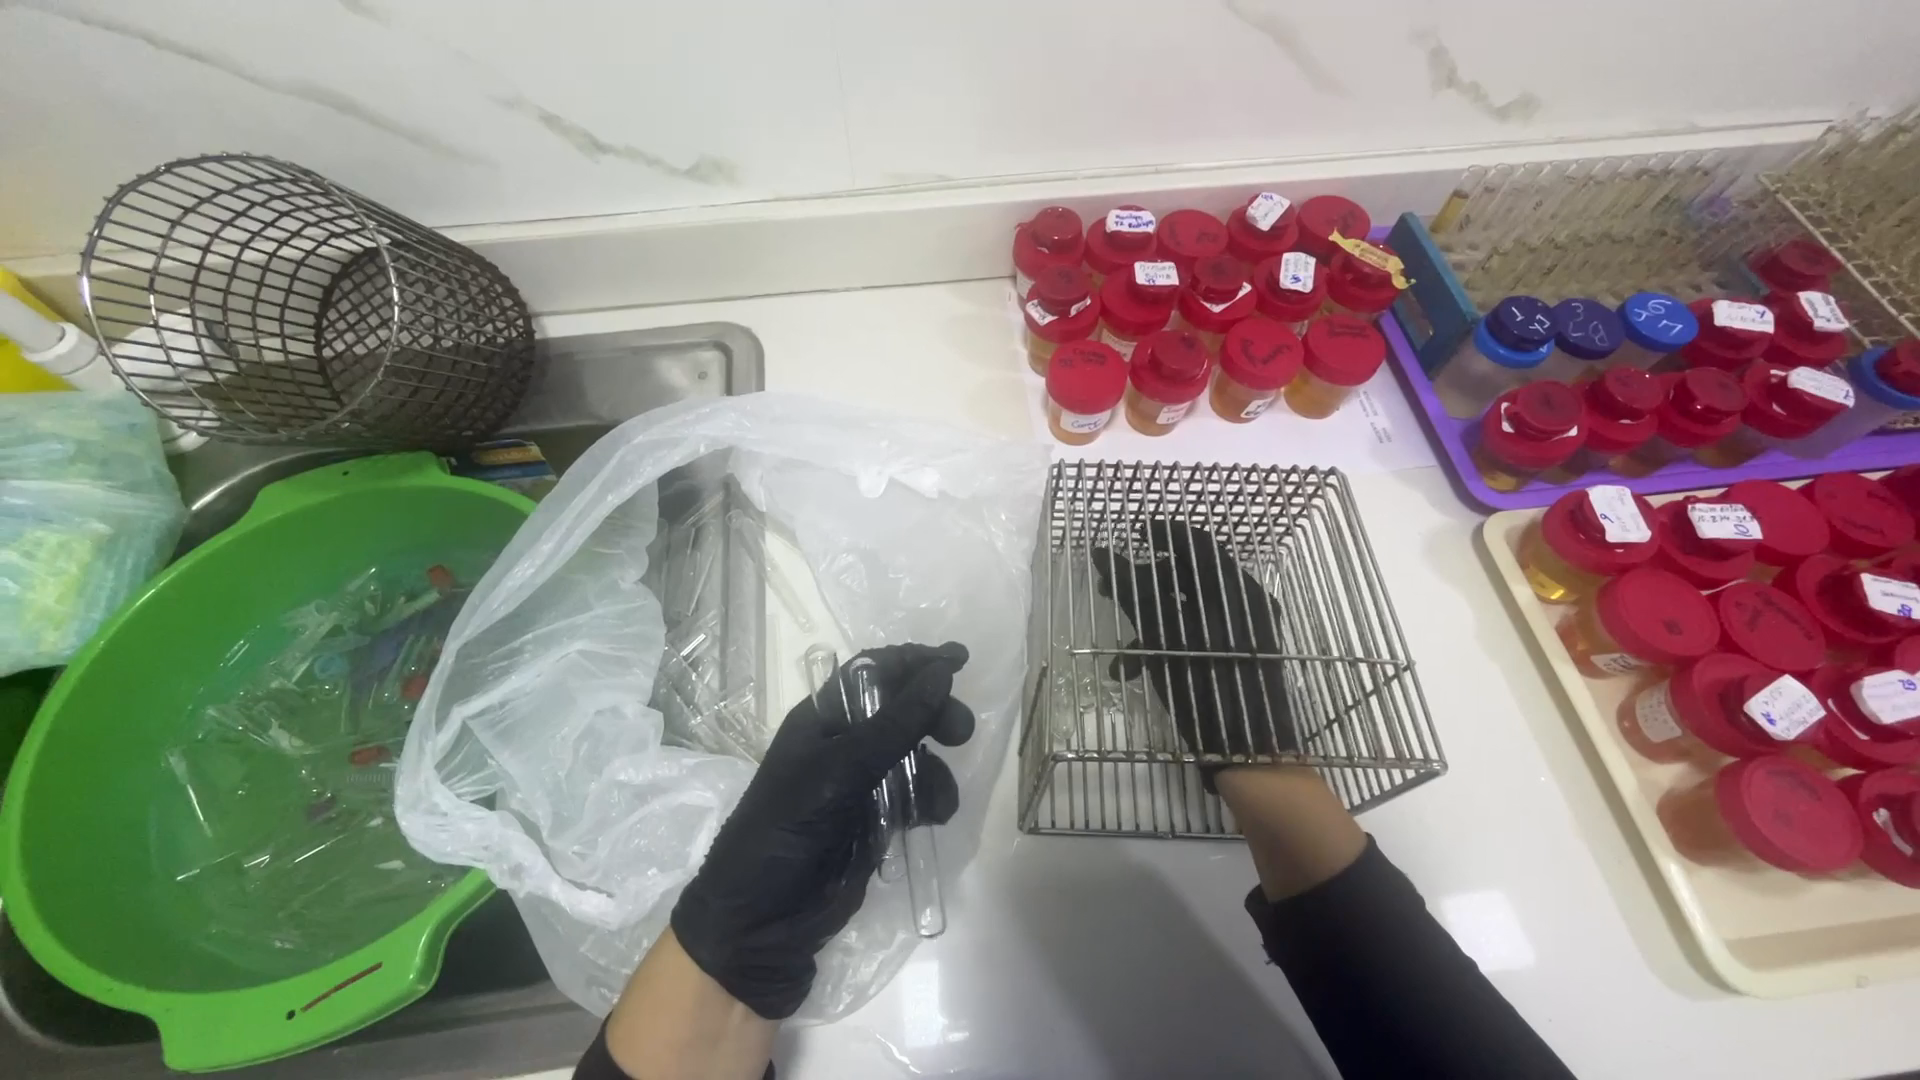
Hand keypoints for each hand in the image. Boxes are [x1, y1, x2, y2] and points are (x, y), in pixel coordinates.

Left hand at [670, 642, 972, 1019]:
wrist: (760, 921)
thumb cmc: (785, 831)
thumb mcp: (839, 772)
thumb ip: (894, 725)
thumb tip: (941, 673)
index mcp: (821, 719)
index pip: (872, 672)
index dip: (915, 661)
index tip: (959, 659)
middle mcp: (842, 743)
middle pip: (900, 709)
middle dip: (933, 714)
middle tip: (960, 731)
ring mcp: (859, 782)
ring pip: (914, 754)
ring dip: (935, 769)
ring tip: (940, 800)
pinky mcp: (874, 819)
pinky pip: (915, 794)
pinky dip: (931, 800)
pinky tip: (934, 818)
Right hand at [1092, 520, 1297, 769]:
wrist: (1249, 749)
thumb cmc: (1204, 683)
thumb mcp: (1161, 635)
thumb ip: (1132, 590)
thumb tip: (1102, 553)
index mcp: (1233, 587)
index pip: (1195, 541)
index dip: (1161, 532)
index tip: (1133, 533)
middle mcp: (1245, 601)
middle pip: (1190, 574)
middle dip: (1146, 580)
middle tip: (1112, 585)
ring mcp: (1247, 630)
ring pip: (1191, 608)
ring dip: (1152, 619)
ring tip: (1122, 642)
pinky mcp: (1243, 654)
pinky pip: (1202, 633)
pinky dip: (1171, 642)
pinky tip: (1136, 669)